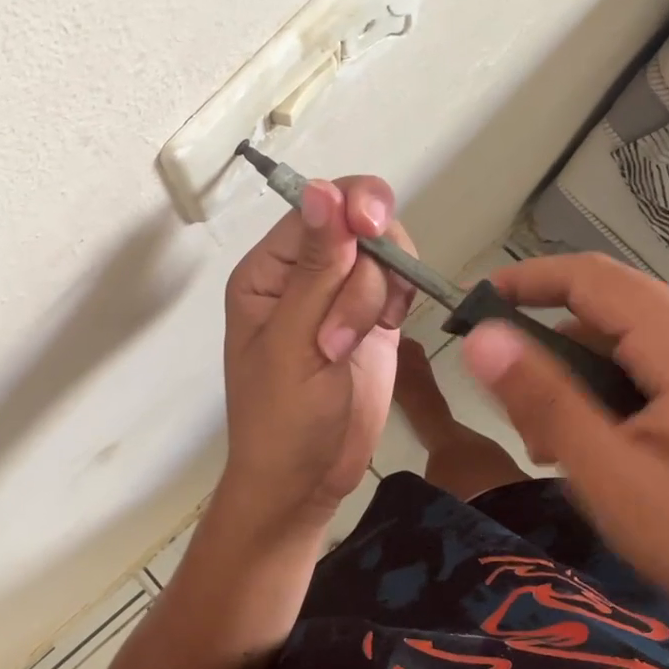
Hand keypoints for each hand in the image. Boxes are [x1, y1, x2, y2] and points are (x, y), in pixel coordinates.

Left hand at [221, 176, 414, 526]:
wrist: (304, 481)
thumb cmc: (282, 420)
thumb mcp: (293, 344)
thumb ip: (315, 270)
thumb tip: (322, 187)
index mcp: (267, 272)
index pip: (317, 208)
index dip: (351, 211)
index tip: (372, 233)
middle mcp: (302, 275)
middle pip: (359, 225)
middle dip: (366, 273)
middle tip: (343, 334)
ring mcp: (339, 296)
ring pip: (384, 255)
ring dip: (380, 296)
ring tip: (351, 347)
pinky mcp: (371, 319)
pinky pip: (399, 283)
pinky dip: (401, 300)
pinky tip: (387, 332)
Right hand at [460, 254, 668, 655]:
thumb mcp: (611, 476)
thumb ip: (543, 400)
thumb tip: (480, 338)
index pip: (589, 277)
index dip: (519, 282)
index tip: (463, 311)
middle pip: (607, 312)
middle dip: (547, 352)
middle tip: (516, 422)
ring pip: (628, 345)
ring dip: (578, 382)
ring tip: (558, 450)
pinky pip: (656, 370)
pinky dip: (613, 397)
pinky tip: (606, 452)